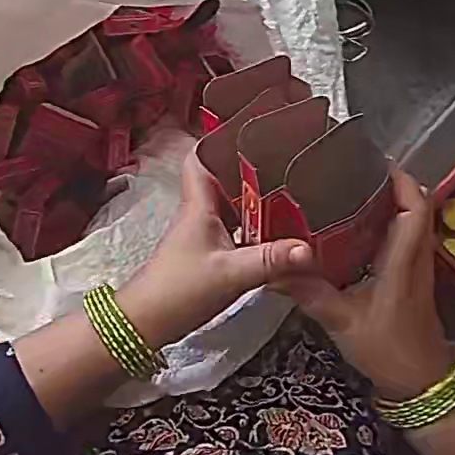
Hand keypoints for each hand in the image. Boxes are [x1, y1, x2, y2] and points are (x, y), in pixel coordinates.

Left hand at [114, 151, 317, 348]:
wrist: (146, 324)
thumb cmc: (178, 290)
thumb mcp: (230, 273)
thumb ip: (270, 259)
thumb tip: (309, 249)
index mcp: (199, 205)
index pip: (201, 158)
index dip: (220, 140)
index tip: (250, 130)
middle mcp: (200, 214)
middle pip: (223, 179)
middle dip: (249, 168)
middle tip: (284, 160)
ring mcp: (203, 234)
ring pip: (231, 205)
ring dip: (254, 199)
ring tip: (289, 190)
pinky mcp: (208, 254)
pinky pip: (235, 230)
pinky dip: (253, 226)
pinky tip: (275, 232)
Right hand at [279, 168, 454, 398]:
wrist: (421, 382)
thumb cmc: (387, 348)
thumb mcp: (342, 320)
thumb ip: (309, 292)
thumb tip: (272, 271)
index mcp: (403, 259)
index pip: (415, 207)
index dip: (400, 179)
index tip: (373, 162)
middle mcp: (417, 256)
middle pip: (417, 206)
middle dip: (391, 183)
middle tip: (354, 172)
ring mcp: (419, 266)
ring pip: (414, 220)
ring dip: (392, 201)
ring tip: (353, 191)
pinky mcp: (414, 276)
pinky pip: (407, 237)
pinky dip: (390, 222)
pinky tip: (359, 227)